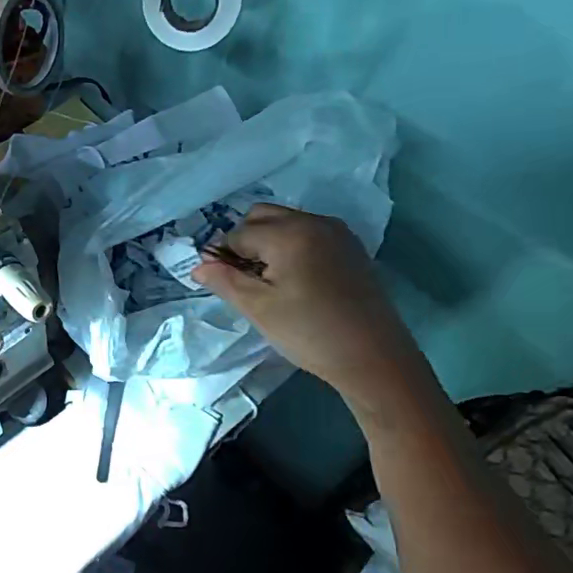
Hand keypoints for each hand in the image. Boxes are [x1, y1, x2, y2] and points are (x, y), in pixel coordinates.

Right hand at [192, 204, 416, 402]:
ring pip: (285, 222)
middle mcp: (313, 221)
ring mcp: (336, 231)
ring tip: (268, 281)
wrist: (374, 357)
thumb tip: (198, 265)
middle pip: (261, 215)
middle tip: (243, 279)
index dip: (223, 256)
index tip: (221, 283)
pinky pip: (308, 232)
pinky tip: (294, 279)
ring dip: (267, 241)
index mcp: (288, 233)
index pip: (238, 233)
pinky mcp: (350, 246)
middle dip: (244, 240)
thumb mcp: (259, 309)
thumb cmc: (310, 333)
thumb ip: (224, 281)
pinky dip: (291, 245)